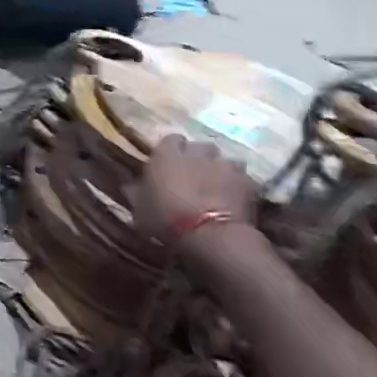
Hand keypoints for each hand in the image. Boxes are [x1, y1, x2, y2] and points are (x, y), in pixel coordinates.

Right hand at [132, 134, 257, 245]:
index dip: (172, 152)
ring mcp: (224, 164)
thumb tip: (129, 186)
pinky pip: (242, 178)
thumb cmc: (166, 221)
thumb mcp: (140, 211)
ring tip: (217, 188)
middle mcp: (196, 152)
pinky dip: (239, 186)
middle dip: (199, 158)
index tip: (169, 166)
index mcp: (167, 154)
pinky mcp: (247, 181)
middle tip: (195, 177)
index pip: (170, 140)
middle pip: (200, 147)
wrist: (209, 236)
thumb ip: (137, 194)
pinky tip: (235, 200)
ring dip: (220, 170)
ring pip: (223, 161)